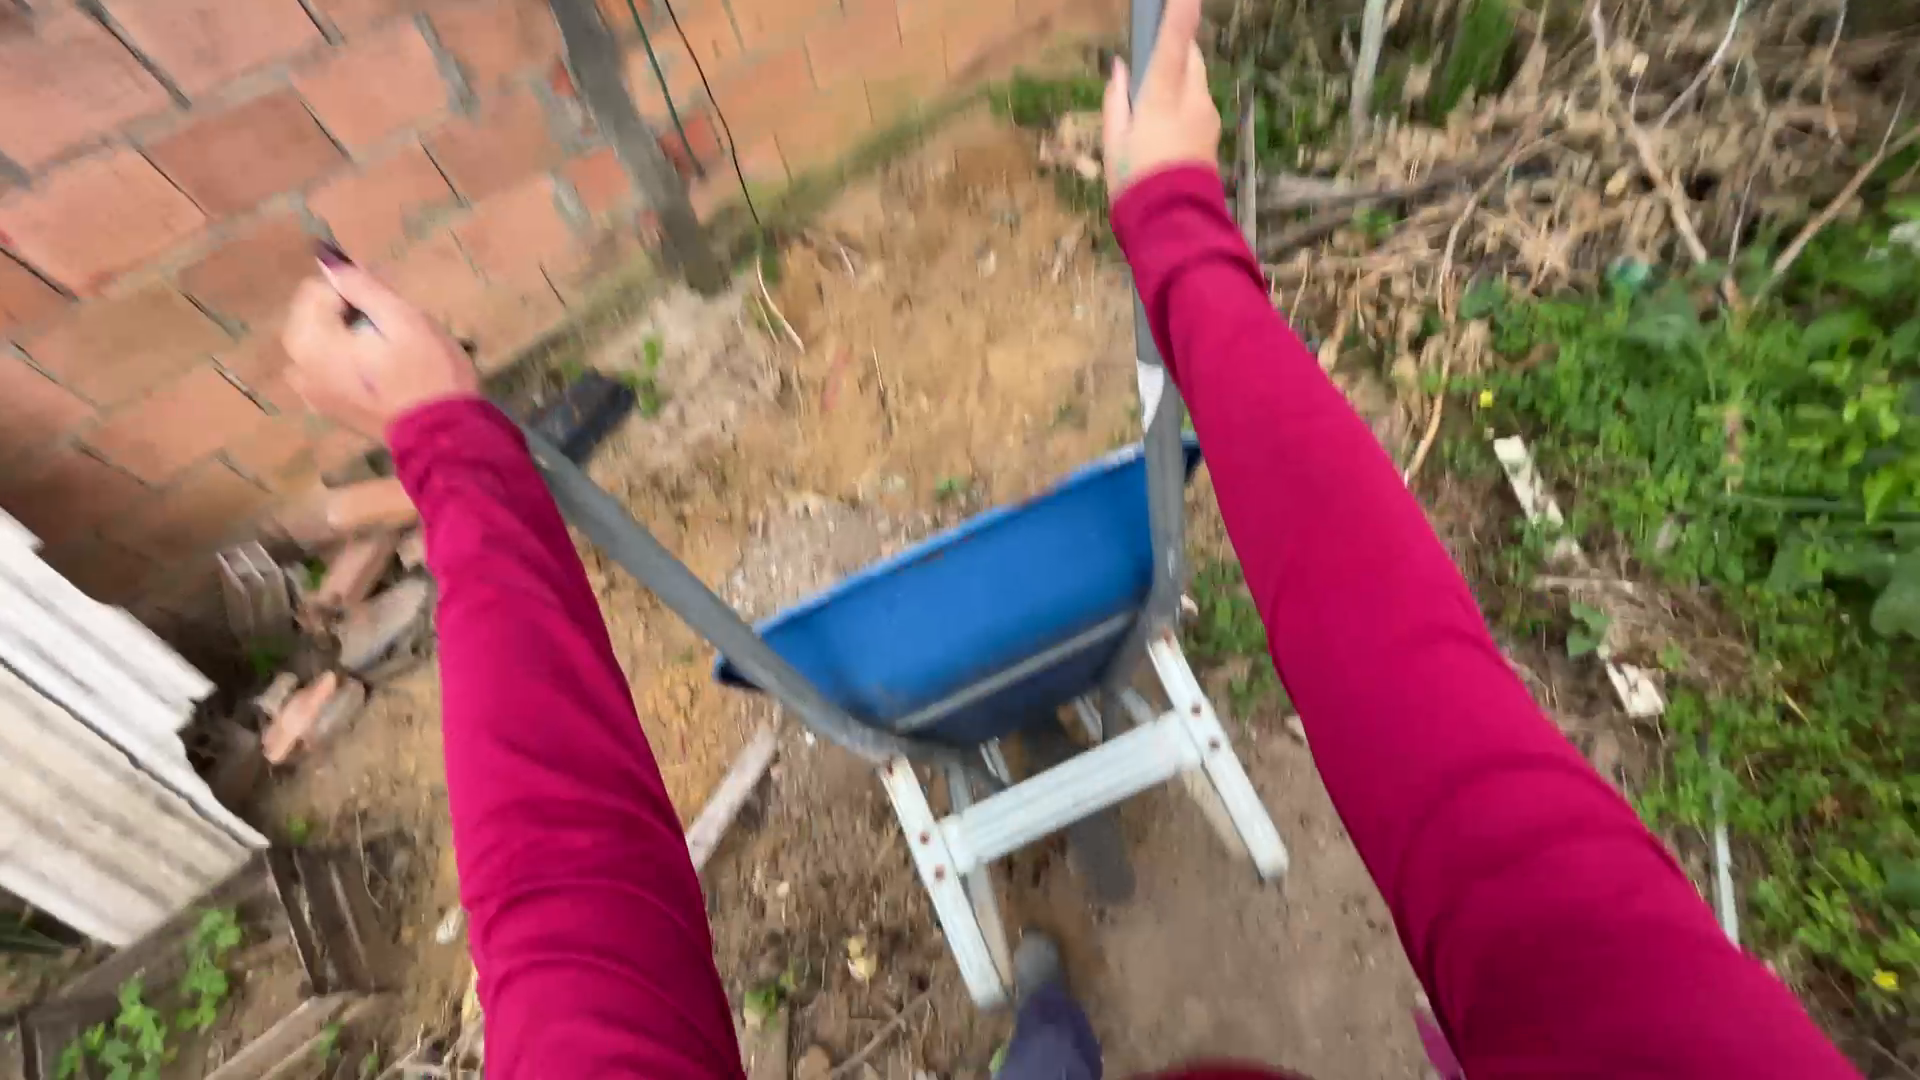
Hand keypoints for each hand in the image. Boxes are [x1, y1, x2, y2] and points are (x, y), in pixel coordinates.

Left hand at [281, 247, 478, 435]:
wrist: (446, 435)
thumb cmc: (431, 375)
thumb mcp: (406, 321)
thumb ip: (363, 287)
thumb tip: (327, 259)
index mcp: (310, 338)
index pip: (321, 289)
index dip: (360, 295)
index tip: (394, 315)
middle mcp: (297, 363)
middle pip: (319, 318)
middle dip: (353, 319)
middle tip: (398, 338)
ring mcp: (311, 392)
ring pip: (326, 346)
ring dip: (351, 343)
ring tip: (391, 360)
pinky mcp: (329, 410)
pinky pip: (331, 373)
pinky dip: (351, 368)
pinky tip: (380, 380)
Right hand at [1101, 0, 1219, 199]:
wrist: (1171, 224)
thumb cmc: (1133, 184)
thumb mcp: (1113, 145)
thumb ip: (1116, 101)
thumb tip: (1120, 68)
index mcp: (1162, 97)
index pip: (1174, 41)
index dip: (1181, 11)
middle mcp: (1192, 99)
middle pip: (1190, 57)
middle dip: (1175, 55)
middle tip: (1150, 73)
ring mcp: (1208, 117)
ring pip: (1195, 84)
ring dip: (1179, 87)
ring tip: (1153, 121)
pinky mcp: (1213, 135)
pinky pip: (1199, 110)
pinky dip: (1184, 112)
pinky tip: (1167, 140)